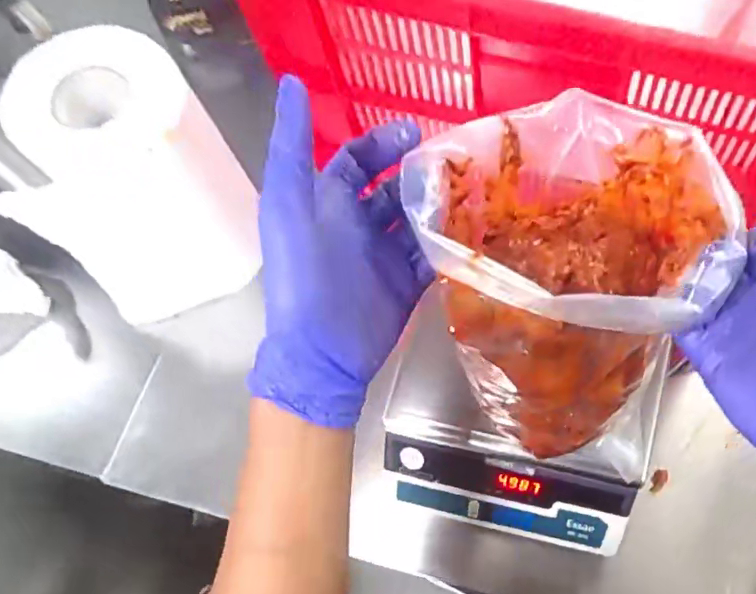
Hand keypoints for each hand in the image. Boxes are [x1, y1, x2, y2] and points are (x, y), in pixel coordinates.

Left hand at [247, 75, 432, 428]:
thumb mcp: (289, 201)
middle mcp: (359, 227)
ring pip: (416, 222)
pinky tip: (467, 229)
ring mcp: (386, 258)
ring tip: (466, 191)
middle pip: (394, 190)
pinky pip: (431, 258)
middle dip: (418, 174)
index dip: (383, 143)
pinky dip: (447, 244)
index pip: (358, 161)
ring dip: (438, 206)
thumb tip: (292, 83)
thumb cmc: (303, 273)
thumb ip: (291, 145)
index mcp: (329, 203)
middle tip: (450, 163)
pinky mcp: (407, 286)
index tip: (415, 132)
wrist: (323, 347)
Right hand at [676, 218, 755, 491]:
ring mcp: (729, 330)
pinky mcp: (708, 355)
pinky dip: (670, 308)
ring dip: (683, 274)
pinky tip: (657, 285)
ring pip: (699, 293)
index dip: (736, 232)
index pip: (755, 250)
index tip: (711, 211)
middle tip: (677, 225)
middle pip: (722, 269)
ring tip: (661, 247)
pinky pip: (684, 327)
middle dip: (703, 249)